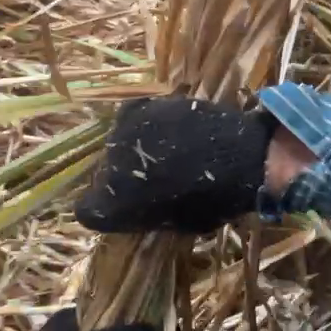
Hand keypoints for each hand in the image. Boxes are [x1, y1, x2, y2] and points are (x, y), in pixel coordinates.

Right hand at [74, 95, 276, 233]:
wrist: (242, 157)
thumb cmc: (216, 200)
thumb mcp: (180, 224)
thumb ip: (152, 214)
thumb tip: (150, 205)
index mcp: (108, 207)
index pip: (88, 209)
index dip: (107, 206)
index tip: (127, 203)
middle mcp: (106, 169)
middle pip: (105, 171)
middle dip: (124, 173)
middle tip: (155, 174)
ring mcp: (121, 134)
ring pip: (120, 142)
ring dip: (138, 146)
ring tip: (170, 149)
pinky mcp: (142, 107)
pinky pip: (137, 115)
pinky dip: (150, 122)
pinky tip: (174, 127)